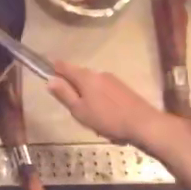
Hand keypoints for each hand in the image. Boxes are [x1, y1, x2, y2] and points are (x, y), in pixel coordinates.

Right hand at [48, 61, 177, 147]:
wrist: (143, 123)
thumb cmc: (106, 118)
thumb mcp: (79, 110)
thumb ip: (64, 94)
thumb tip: (50, 80)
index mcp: (85, 77)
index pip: (64, 66)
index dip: (54, 68)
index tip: (47, 71)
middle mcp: (99, 73)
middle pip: (79, 76)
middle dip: (73, 87)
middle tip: (71, 107)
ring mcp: (113, 80)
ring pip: (92, 85)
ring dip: (87, 96)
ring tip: (90, 117)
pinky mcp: (123, 89)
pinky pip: (104, 91)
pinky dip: (99, 100)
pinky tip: (104, 117)